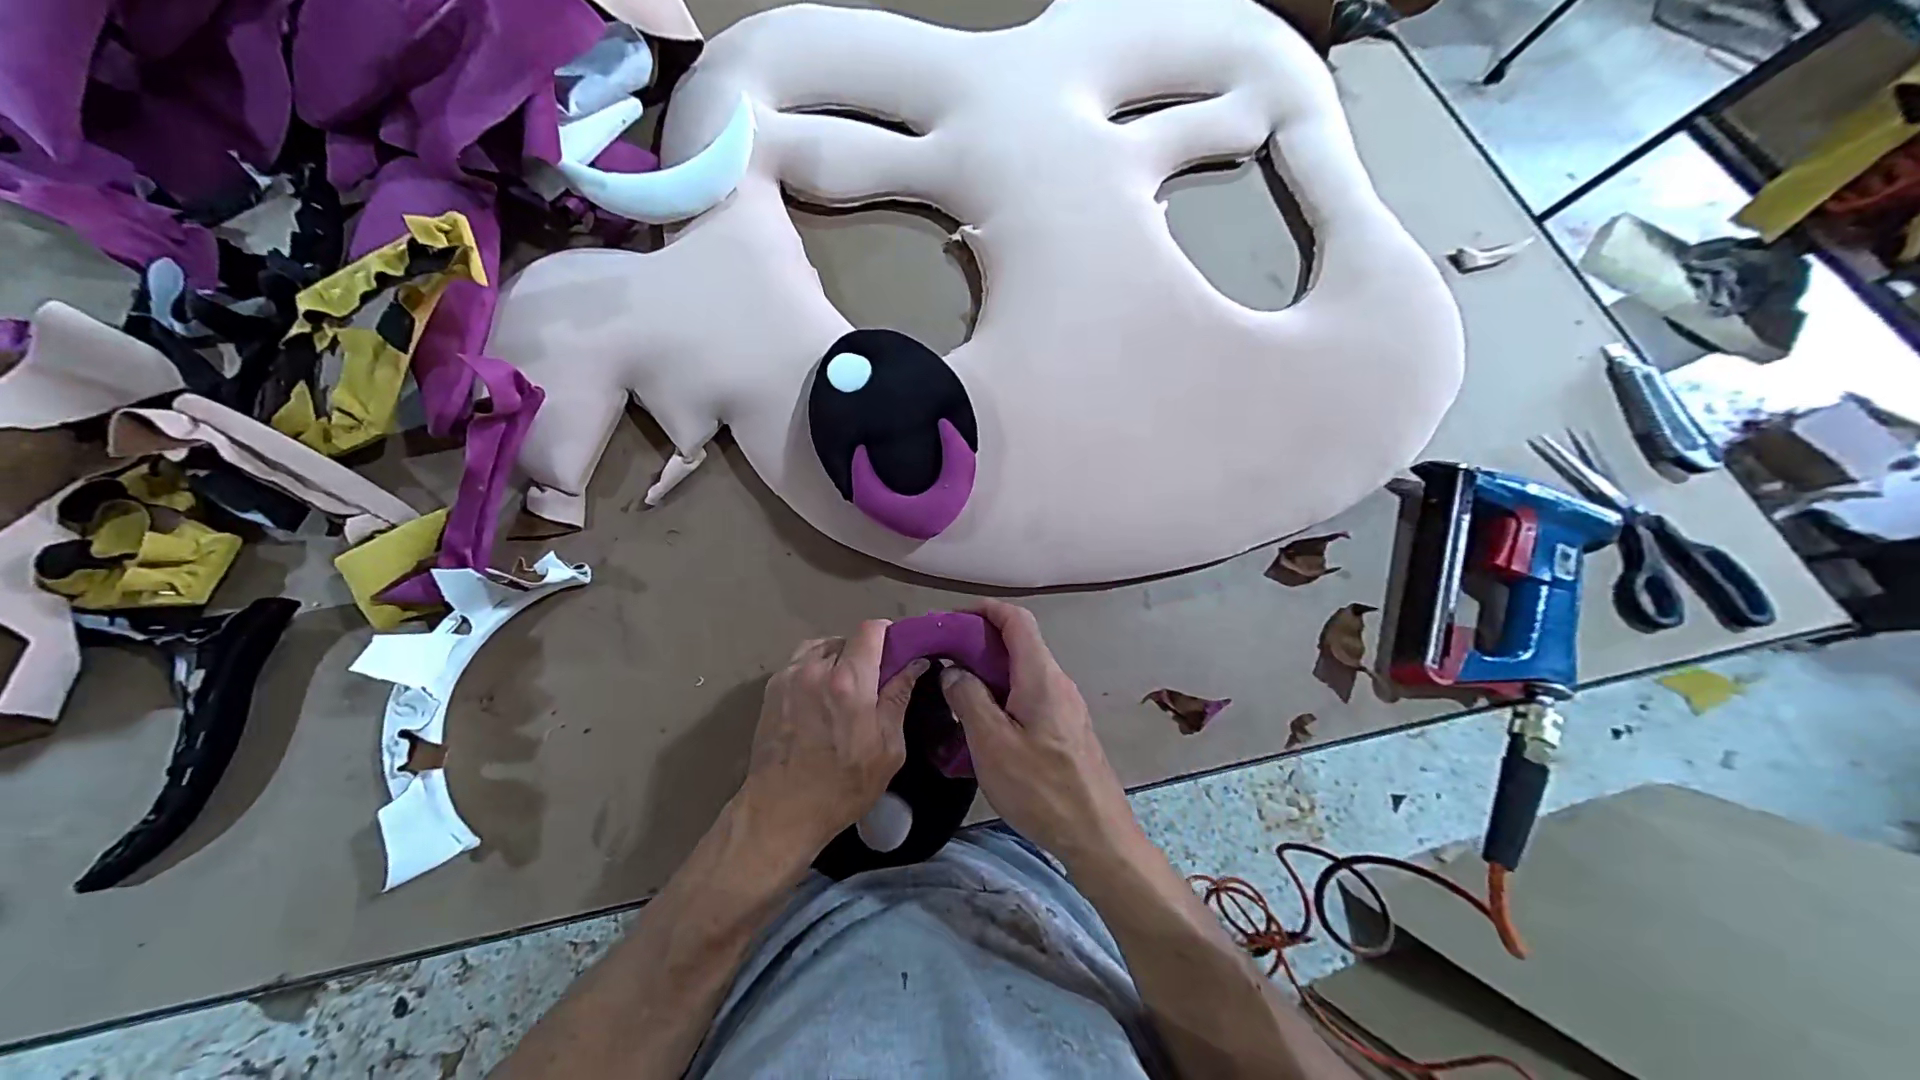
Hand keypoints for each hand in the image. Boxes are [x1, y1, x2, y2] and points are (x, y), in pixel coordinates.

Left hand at [741, 621, 925, 858]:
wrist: (780, 812)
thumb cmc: (842, 786)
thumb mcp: (888, 748)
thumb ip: (899, 698)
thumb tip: (915, 664)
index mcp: (849, 681)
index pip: (871, 630)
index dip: (888, 634)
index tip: (897, 651)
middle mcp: (815, 669)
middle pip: (847, 638)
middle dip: (864, 652)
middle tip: (874, 680)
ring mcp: (789, 676)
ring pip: (821, 646)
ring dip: (837, 658)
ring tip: (845, 686)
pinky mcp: (771, 688)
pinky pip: (800, 662)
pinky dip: (815, 668)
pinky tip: (821, 695)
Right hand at [940, 600, 1140, 866]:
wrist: (1096, 835)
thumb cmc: (1041, 788)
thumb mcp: (992, 744)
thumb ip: (969, 699)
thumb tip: (954, 670)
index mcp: (1041, 676)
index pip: (1017, 620)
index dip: (985, 610)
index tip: (951, 620)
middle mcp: (1058, 682)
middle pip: (1020, 644)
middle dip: (980, 642)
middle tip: (943, 659)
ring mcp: (1066, 706)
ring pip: (1023, 672)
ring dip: (990, 672)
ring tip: (955, 690)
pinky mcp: (1066, 729)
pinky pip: (1030, 696)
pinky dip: (1003, 694)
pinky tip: (983, 722)